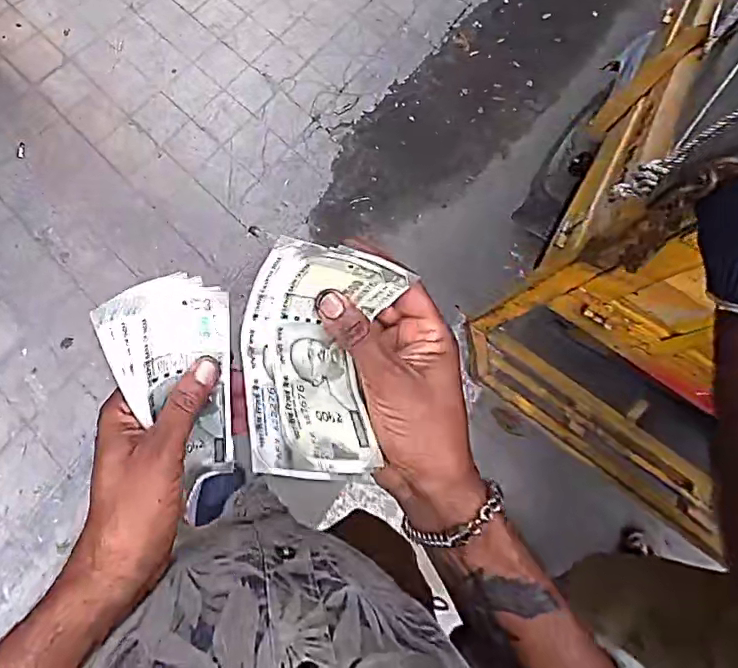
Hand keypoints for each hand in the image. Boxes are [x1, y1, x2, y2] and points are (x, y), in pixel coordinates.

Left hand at [62, 357, 219, 606]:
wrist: (123, 571)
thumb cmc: (129, 516)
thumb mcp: (160, 451)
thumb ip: (183, 407)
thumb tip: (202, 368)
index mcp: (120, 413)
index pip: (151, 370)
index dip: (180, 356)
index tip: (210, 345)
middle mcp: (133, 425)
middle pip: (171, 391)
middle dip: (204, 382)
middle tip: (236, 372)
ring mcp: (149, 446)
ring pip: (184, 414)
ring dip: (211, 405)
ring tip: (243, 395)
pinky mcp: (164, 465)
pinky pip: (190, 436)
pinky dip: (210, 429)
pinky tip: (232, 423)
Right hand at [316, 281, 485, 531]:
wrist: (426, 487)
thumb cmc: (430, 438)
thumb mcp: (391, 381)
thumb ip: (359, 338)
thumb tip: (334, 301)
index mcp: (427, 335)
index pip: (403, 287)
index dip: (376, 266)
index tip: (349, 251)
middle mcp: (408, 344)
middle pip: (375, 305)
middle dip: (346, 292)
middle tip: (317, 277)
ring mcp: (388, 362)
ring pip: (357, 330)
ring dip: (334, 320)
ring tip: (306, 304)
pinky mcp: (369, 381)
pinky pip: (347, 355)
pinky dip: (329, 347)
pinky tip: (309, 340)